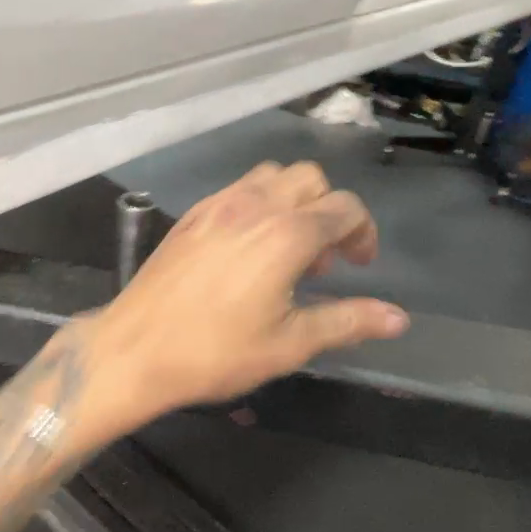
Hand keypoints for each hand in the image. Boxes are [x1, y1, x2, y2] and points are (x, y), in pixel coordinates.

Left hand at [72, 161, 408, 442]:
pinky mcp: (188, 217)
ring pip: (270, 177)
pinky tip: (245, 250)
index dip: (363, 233)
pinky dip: (256, 205)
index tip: (359, 265)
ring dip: (291, 202)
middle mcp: (254, 206)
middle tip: (320, 261)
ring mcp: (215, 206)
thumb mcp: (288, 345)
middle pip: (310, 180)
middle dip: (328, 211)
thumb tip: (398, 318)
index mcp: (287, 233)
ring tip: (284, 250)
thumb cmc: (214, 354)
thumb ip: (346, 322)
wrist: (132, 352)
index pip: (345, 209)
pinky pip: (235, 190)